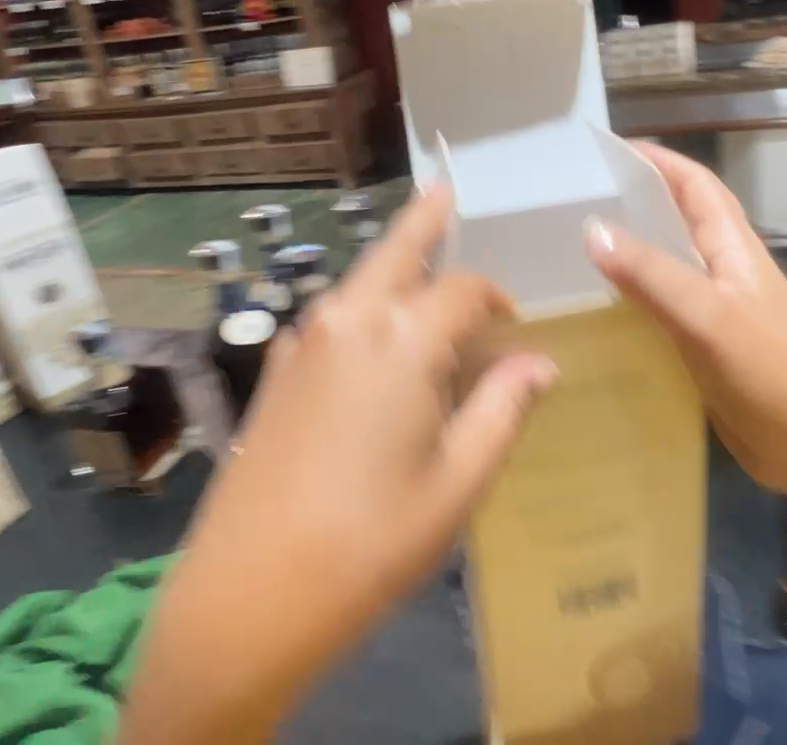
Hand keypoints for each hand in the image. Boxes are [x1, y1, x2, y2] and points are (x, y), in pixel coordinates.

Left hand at [202, 184, 557, 619]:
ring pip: (358, 284)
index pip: (464, 290)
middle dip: (424, 221)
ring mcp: (301, 344)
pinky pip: (331, 321)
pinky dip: (361, 310)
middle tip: (443, 190)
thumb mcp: (459, 482)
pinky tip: (374, 341)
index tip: (516, 327)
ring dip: (391, 268)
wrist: (246, 596)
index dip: (498, 300)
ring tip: (421, 265)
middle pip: (395, 252)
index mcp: (402, 339)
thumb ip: (503, 408)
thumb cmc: (371, 541)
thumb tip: (539, 362)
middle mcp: (347, 321)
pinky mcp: (276, 374)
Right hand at [586, 142, 786, 495]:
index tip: (608, 150)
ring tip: (576, 247)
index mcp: (734, 250)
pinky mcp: (708, 348)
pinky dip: (634, 300)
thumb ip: (652, 274)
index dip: (659, 161)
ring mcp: (718, 312)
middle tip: (579, 198)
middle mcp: (725, 271)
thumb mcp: (708, 318)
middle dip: (638, 199)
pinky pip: (664, 310)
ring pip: (669, 266)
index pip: (696, 186)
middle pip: (681, 220)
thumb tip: (592, 229)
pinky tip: (602, 311)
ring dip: (632, 250)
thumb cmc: (773, 375)